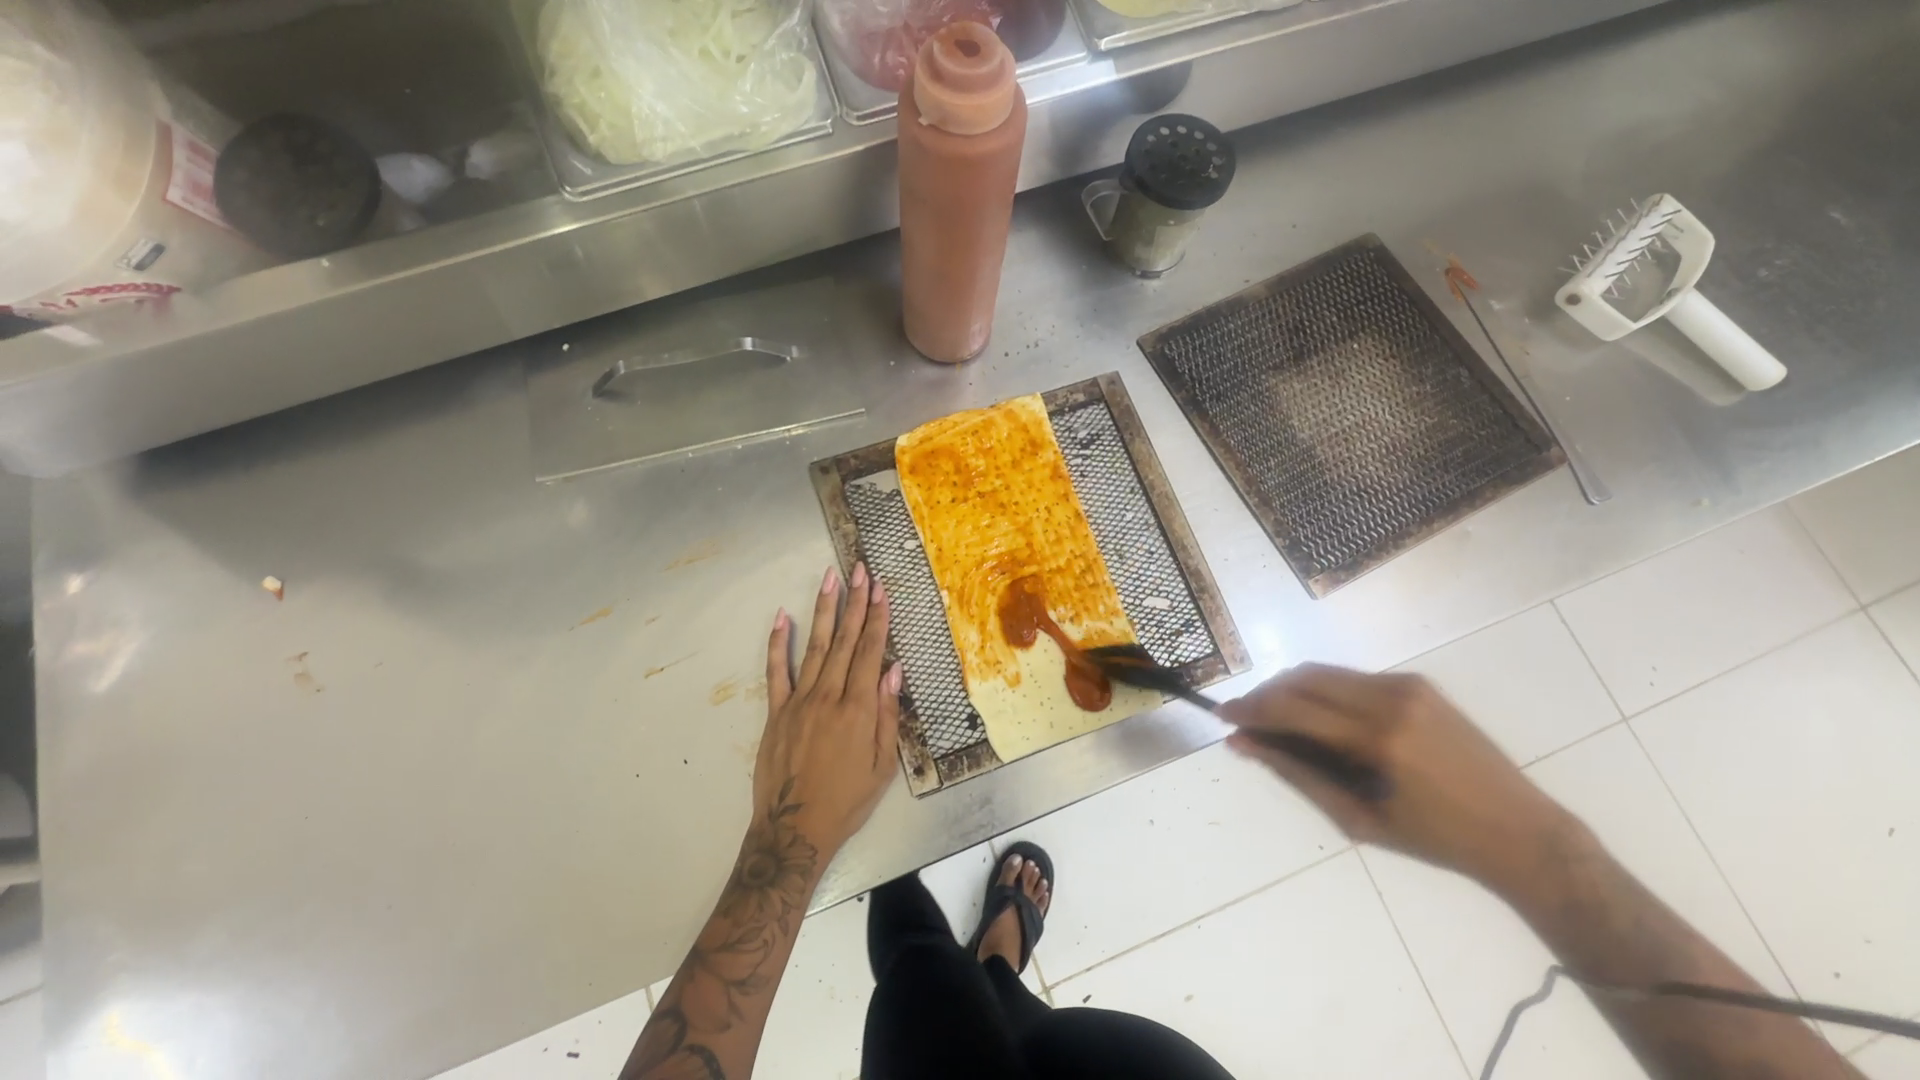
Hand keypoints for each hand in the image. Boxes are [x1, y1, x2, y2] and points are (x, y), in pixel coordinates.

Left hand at [753, 563, 902, 861]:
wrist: (794, 829)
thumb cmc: (847, 801)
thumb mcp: (882, 766)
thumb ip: (887, 716)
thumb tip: (893, 672)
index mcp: (859, 710)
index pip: (871, 652)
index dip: (877, 619)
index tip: (881, 590)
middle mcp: (828, 697)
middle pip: (845, 641)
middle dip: (855, 603)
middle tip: (860, 571)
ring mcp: (798, 702)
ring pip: (814, 647)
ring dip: (824, 611)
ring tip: (831, 579)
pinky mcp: (776, 712)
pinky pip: (776, 671)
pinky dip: (778, 643)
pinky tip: (782, 616)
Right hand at [1218, 664, 1574, 886]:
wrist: (1521, 831)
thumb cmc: (1436, 839)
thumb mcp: (1357, 818)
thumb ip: (1297, 775)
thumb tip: (1245, 746)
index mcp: (1378, 739)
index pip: (1292, 709)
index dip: (1249, 710)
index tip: (1221, 717)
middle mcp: (1391, 698)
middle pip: (1302, 678)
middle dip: (1265, 696)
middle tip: (1244, 721)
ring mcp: (1408, 685)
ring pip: (1325, 673)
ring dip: (1291, 691)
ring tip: (1276, 722)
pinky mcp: (1419, 684)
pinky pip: (1352, 679)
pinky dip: (1324, 693)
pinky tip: (1321, 722)